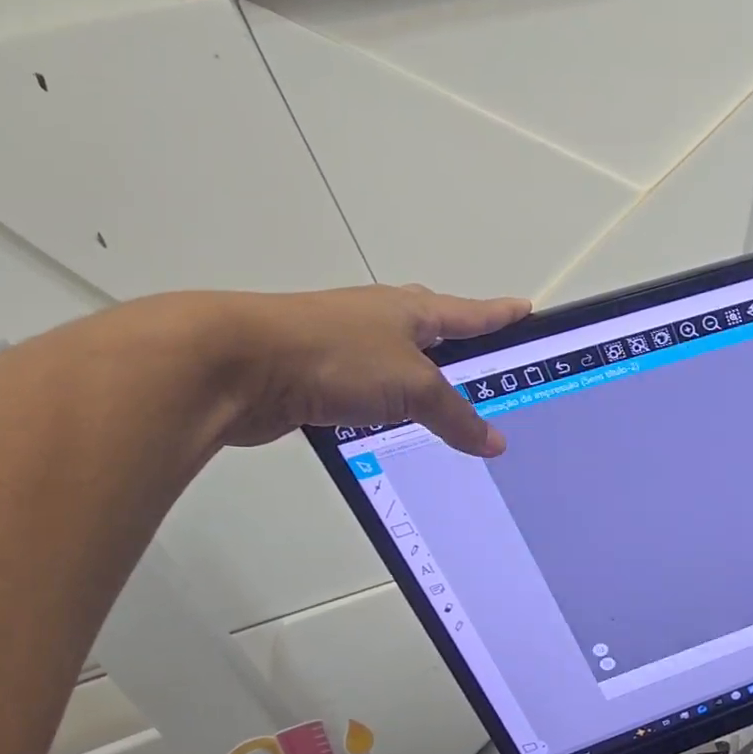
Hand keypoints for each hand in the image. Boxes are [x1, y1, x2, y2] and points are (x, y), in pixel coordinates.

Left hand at [212, 284, 529, 455]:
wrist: (229, 365)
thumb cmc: (334, 356)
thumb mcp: (415, 388)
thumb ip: (458, 417)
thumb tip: (494, 443)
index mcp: (409, 311)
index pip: (469, 312)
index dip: (499, 314)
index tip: (523, 310)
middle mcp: (377, 322)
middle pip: (431, 331)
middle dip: (458, 344)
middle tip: (485, 361)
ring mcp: (341, 346)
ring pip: (395, 366)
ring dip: (418, 383)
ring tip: (445, 408)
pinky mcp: (312, 376)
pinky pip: (365, 395)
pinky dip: (385, 410)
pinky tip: (395, 431)